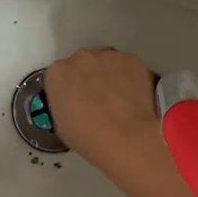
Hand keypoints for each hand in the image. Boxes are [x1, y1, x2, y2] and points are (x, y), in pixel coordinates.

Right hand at [42, 48, 192, 196]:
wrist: (128, 136)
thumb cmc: (90, 140)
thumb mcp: (65, 127)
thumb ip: (68, 107)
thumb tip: (80, 106)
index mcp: (56, 74)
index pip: (61, 77)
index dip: (74, 93)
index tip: (84, 109)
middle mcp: (80, 57)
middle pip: (85, 66)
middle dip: (93, 81)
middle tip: (105, 107)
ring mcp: (109, 56)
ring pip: (109, 65)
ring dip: (114, 78)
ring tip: (127, 105)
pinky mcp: (133, 60)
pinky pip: (129, 68)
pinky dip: (133, 79)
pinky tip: (141, 100)